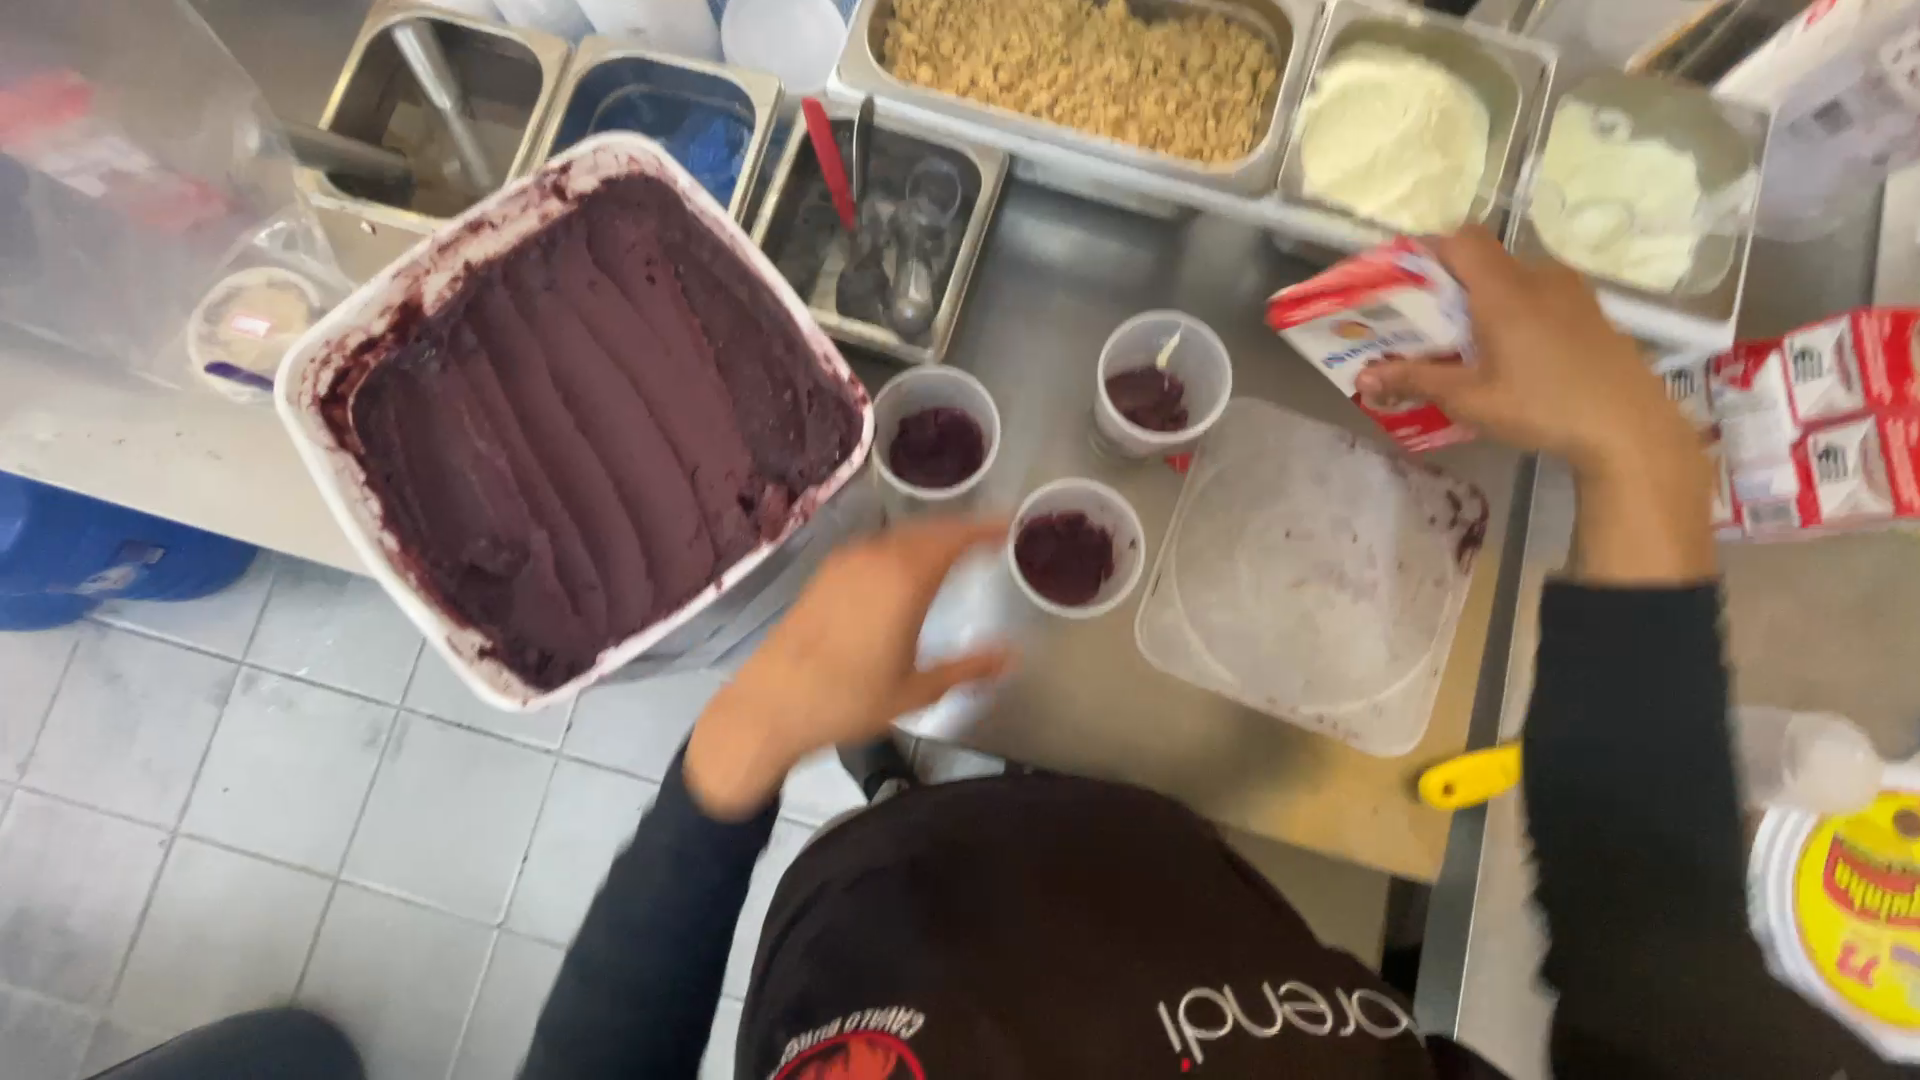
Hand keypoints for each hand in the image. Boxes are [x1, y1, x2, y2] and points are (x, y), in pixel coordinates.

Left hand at [684, 518, 1015, 818]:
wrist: (770, 706)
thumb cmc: (848, 701)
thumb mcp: (916, 691)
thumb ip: (969, 669)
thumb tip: (1011, 656)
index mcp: (904, 581)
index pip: (954, 538)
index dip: (985, 529)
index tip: (1009, 526)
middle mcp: (875, 559)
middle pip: (928, 530)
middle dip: (961, 530)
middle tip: (989, 537)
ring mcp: (846, 562)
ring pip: (900, 536)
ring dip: (930, 537)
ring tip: (954, 550)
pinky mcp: (826, 573)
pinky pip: (876, 546)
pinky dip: (902, 547)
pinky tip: (905, 568)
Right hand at [1356, 226, 1716, 585]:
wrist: (1628, 426)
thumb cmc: (1541, 406)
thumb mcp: (1467, 399)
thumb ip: (1414, 380)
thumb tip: (1362, 377)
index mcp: (1505, 291)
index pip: (1461, 240)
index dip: (1428, 252)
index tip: (1403, 283)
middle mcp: (1538, 278)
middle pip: (1483, 259)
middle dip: (1446, 284)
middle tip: (1421, 323)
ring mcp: (1569, 291)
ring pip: (1510, 277)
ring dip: (1479, 299)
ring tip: (1459, 341)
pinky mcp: (1587, 309)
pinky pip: (1536, 294)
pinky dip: (1509, 309)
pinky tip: (1503, 351)